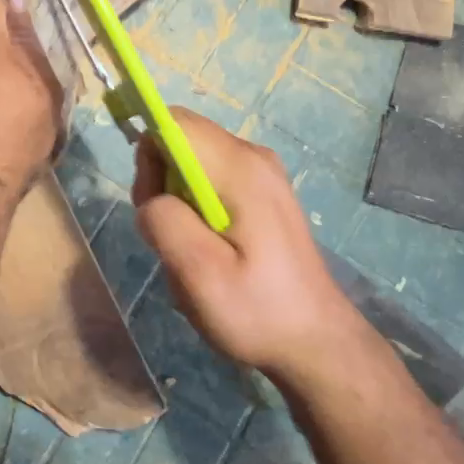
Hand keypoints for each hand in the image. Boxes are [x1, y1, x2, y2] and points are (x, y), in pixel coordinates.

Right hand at [133, 109, 354, 375]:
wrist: (314, 341)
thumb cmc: (257, 311)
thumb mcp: (200, 274)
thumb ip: (165, 223)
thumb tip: (150, 197)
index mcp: (240, 169)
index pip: (174, 122)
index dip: (149, 153)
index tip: (151, 202)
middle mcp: (252, 156)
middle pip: (180, 138)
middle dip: (158, 178)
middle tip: (170, 236)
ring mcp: (260, 171)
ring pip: (190, 159)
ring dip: (173, 196)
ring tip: (190, 246)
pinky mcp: (261, 190)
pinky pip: (208, 176)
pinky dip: (193, 204)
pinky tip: (208, 245)